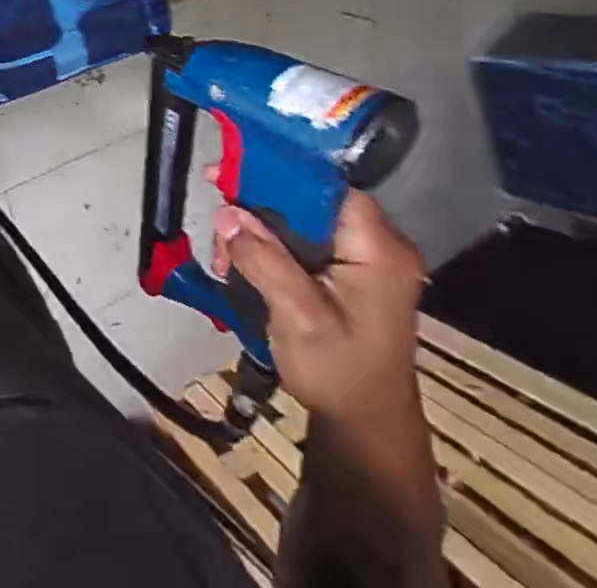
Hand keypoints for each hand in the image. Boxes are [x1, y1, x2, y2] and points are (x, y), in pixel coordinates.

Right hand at [206, 173, 425, 420]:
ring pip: (298, 220)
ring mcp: (363, 257)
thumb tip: (225, 212)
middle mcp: (376, 243)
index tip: (226, 172)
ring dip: (257, 232)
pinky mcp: (348, 271)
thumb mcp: (298, 317)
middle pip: (307, 200)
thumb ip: (263, 260)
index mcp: (378, 248)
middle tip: (219, 230)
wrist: (365, 424)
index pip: (325, 187)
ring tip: (226, 260)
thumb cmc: (338, 372)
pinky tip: (242, 264)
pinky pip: (302, 241)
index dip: (275, 174)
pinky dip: (269, 247)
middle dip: (256, 209)